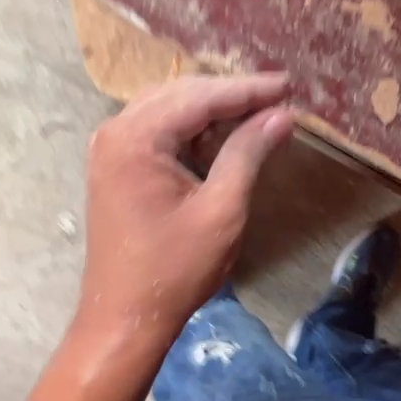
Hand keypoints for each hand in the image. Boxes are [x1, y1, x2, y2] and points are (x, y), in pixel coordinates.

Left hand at [79, 73, 295, 337]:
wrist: (127, 316)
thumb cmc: (176, 269)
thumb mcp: (222, 211)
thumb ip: (248, 155)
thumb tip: (280, 117)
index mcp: (137, 137)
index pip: (201, 96)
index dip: (249, 90)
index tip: (289, 85)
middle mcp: (116, 132)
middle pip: (182, 94)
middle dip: (231, 95)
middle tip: (278, 98)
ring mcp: (111, 150)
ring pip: (169, 111)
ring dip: (212, 112)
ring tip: (258, 115)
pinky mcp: (115, 169)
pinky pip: (158, 134)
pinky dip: (192, 132)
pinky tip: (222, 140)